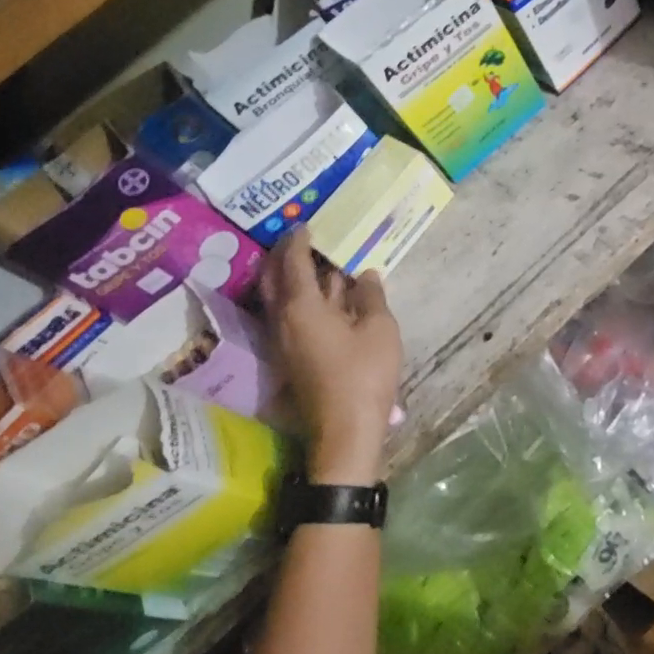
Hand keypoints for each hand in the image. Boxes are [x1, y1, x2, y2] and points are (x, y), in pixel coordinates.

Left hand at [260, 231, 402, 484]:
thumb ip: (371, 296)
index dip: (298, 240)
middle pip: (274, 278)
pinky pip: (289, 316)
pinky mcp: (291, 357)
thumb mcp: (380, 329)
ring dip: (293, 278)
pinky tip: (325, 299)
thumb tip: (365, 274)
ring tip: (317, 265)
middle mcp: (281, 319)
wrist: (345, 430)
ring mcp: (282, 341)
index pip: (292, 261)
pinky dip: (301, 299)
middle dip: (284, 256)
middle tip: (302, 240)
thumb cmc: (364, 374)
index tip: (305, 224)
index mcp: (301, 306)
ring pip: (280, 299)